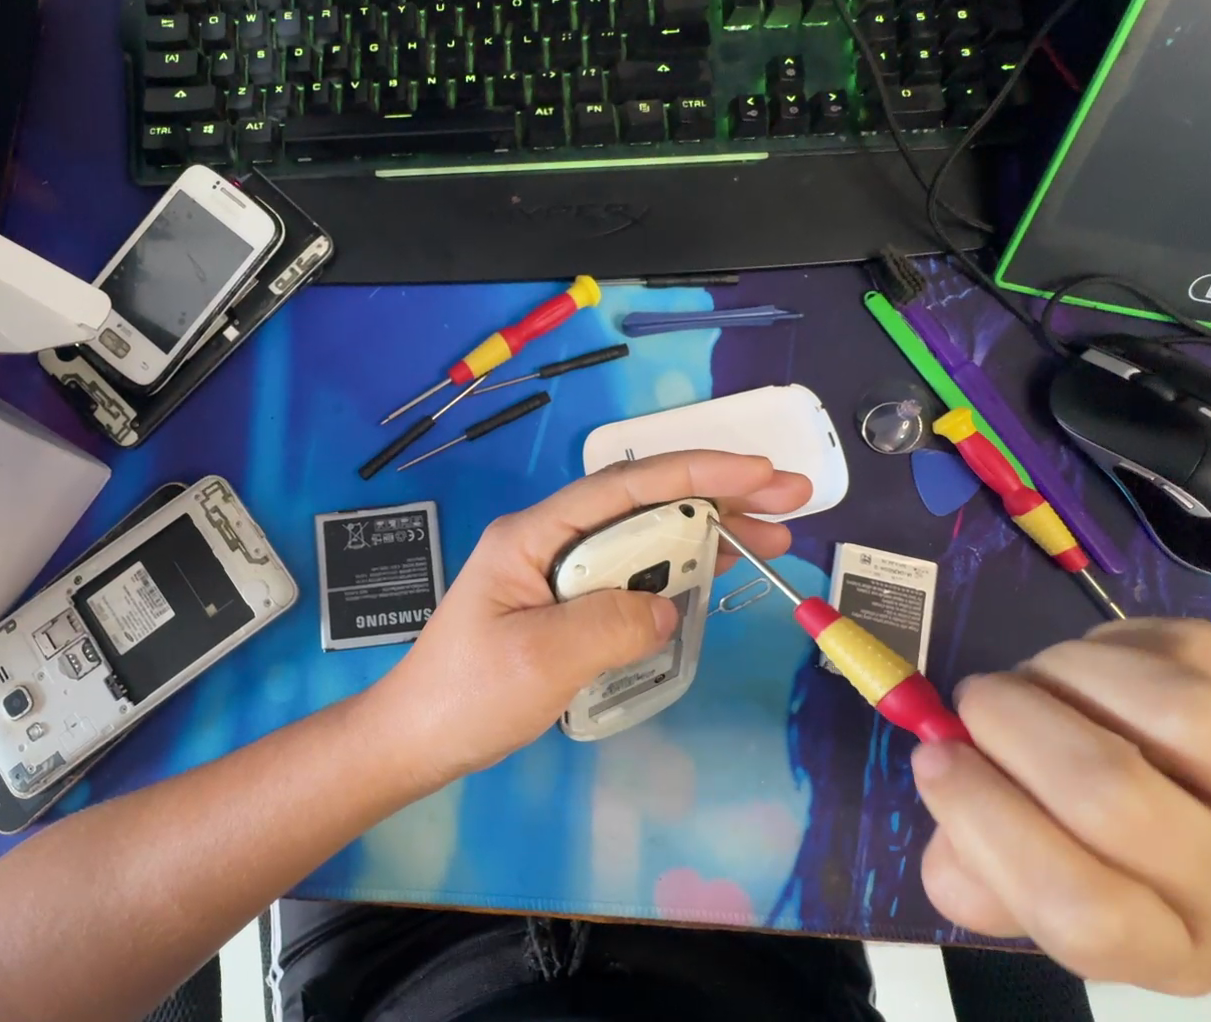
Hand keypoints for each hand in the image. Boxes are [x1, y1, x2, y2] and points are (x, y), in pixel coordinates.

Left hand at [366, 452, 811, 787]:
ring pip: (641, 540)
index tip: (761, 474)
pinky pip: (629, 577)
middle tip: (791, 504)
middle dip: (715, 499)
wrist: (419, 736)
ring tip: (771, 540)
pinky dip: (675, 573)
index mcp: (533, 534)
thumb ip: (611, 624)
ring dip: (703, 536)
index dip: (696, 474)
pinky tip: (714, 572)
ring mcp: (556, 572)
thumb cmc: (469, 695)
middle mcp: (547, 540)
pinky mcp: (565, 604)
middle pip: (640, 506)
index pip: (623, 488)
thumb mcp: (541, 659)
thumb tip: (667, 606)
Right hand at [914, 619, 1210, 994]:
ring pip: (1182, 715)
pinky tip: (1100, 665)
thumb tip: (941, 779)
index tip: (934, 757)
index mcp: (1163, 950)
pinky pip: (1206, 659)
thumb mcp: (1019, 877)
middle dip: (1007, 721)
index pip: (1078, 910)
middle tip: (975, 698)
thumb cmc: (1096, 848)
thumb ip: (966, 858)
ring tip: (1040, 675)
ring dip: (1069, 671)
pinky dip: (1119, 641)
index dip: (983, 817)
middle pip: (1113, 797)